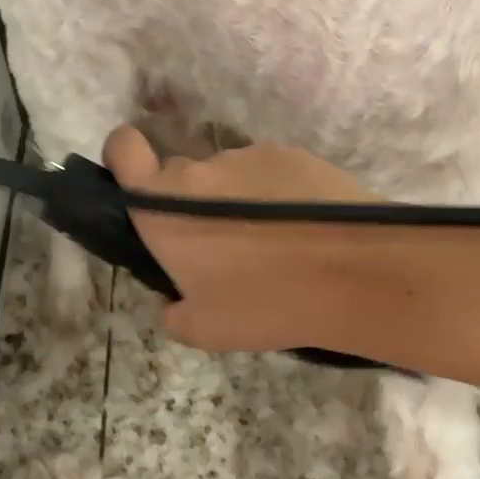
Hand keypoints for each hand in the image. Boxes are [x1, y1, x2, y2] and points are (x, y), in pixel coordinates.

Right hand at [101, 125, 382, 352]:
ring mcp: (250, 156)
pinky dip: (277, 196)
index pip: (122, 148)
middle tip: (223, 248)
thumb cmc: (266, 303)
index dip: (126, 159)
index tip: (142, 187)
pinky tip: (304, 230)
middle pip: (181, 175)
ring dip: (238, 202)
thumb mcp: (205, 330)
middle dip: (193, 204)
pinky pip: (270, 174)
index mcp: (162, 205)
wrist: (356, 275)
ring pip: (229, 176)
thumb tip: (173, 300)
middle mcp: (200, 169)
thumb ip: (173, 312)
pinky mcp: (295, 154)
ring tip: (275, 244)